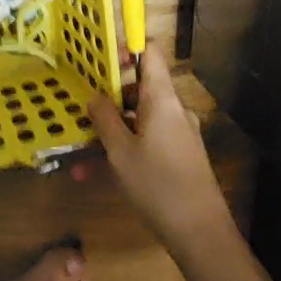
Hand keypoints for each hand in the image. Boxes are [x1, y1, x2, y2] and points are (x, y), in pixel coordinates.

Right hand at [89, 52, 228, 245]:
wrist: (201, 233)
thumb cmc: (158, 185)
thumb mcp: (120, 152)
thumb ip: (104, 119)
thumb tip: (95, 96)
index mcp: (162, 98)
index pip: (150, 52)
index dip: (126, 46)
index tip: (99, 56)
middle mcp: (174, 109)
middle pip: (140, 87)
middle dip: (108, 98)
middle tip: (80, 108)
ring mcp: (179, 132)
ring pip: (139, 119)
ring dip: (111, 131)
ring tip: (80, 154)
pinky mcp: (180, 154)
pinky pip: (148, 139)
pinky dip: (125, 148)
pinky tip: (98, 173)